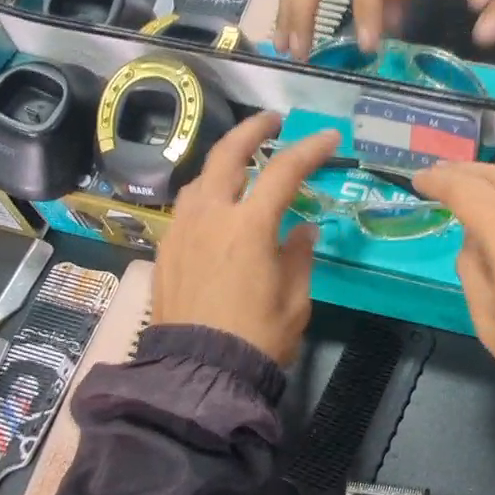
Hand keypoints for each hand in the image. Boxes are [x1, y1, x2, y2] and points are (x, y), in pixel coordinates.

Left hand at [155, 113, 340, 364]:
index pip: (283, 171)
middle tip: (273, 121)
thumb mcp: (295, 300)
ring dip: (224, 163)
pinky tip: (216, 208)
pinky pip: (186, 208)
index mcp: (249, 226)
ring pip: (200, 179)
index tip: (329, 138)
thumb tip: (301, 230)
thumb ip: (299, 256)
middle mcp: (210, 216)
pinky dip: (206, 195)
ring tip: (242, 166)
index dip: (309, 149)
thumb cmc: (257, 337)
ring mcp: (182, 230)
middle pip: (227, 154)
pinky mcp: (166, 250)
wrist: (198, 373)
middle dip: (252, 130)